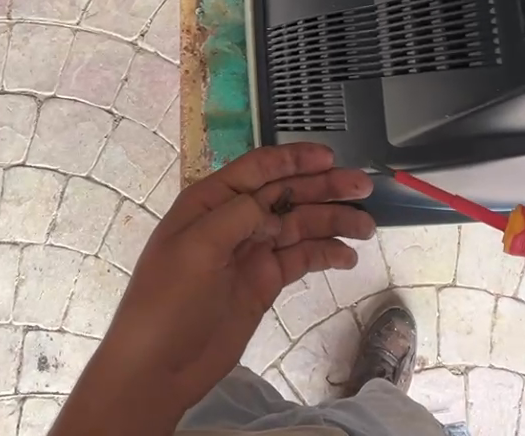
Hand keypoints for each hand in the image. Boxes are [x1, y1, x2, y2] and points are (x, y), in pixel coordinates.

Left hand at [52, 144, 376, 435]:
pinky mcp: (264, 281)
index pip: (259, 167)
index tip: (329, 157)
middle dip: (325, 187)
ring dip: (333, 221)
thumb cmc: (167, 301)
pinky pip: (300, 258)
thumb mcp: (196, 248)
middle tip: (363, 186)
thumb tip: (274, 204)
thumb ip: (238, 215)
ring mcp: (251, 250)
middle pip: (287, 193)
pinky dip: (325, 253)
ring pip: (300, 224)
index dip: (295, 158)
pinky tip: (347, 256)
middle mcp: (235, 219)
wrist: (157, 368)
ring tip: (367, 226)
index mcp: (212, 200)